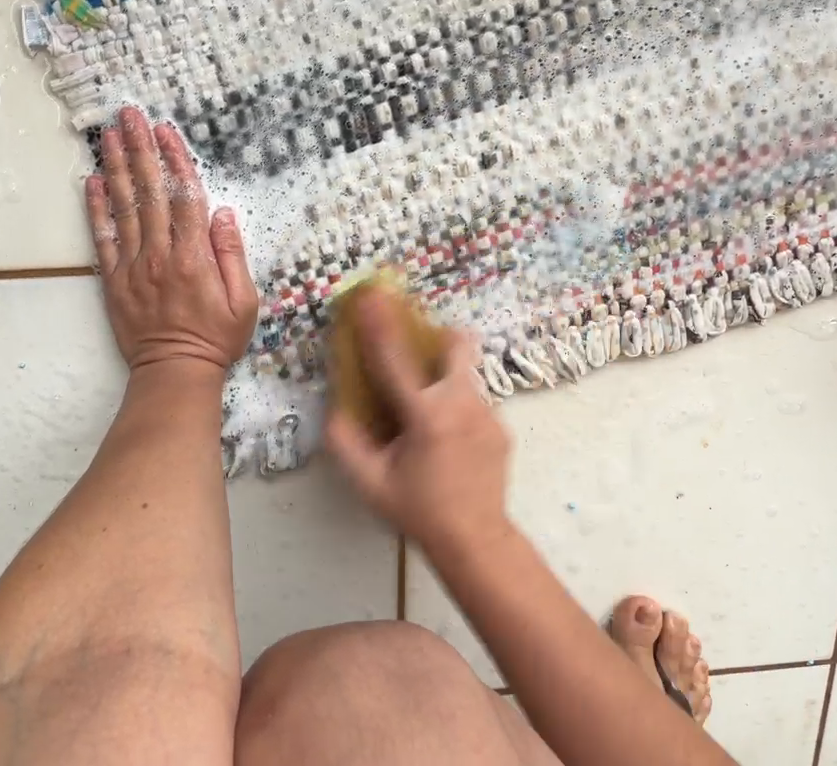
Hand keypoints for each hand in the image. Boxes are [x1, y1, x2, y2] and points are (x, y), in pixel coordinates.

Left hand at [85, 106, 258, 379]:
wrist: (174, 373)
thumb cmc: (215, 339)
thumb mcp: (244, 301)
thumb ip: (233, 255)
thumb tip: (222, 214)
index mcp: (194, 257)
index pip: (184, 197)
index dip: (175, 160)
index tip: (166, 130)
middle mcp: (160, 254)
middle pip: (149, 192)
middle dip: (140, 150)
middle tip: (130, 116)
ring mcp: (133, 265)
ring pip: (124, 207)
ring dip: (118, 167)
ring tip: (110, 135)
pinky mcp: (113, 280)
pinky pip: (102, 238)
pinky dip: (96, 208)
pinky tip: (93, 181)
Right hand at [322, 291, 512, 554]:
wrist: (477, 543)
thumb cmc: (418, 512)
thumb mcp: (369, 483)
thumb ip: (345, 442)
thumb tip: (334, 407)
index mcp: (427, 416)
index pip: (396, 359)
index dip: (379, 323)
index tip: (371, 293)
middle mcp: (462, 405)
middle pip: (458, 344)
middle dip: (438, 337)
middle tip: (420, 351)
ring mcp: (488, 414)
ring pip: (466, 375)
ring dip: (444, 380)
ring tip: (430, 418)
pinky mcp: (502, 427)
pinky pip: (475, 402)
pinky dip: (457, 408)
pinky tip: (449, 442)